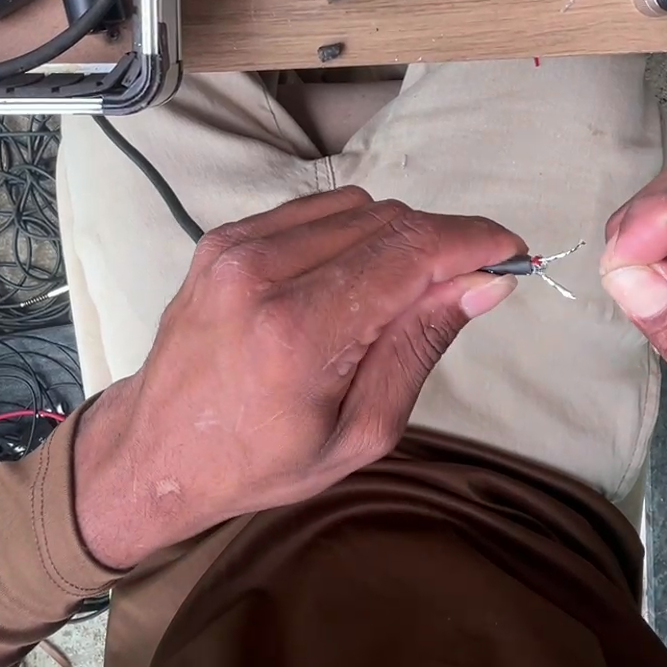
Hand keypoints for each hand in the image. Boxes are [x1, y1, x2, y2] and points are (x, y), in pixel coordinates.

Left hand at [73, 188, 523, 568]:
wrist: (156, 448)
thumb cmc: (261, 461)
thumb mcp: (361, 432)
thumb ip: (420, 345)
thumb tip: (483, 282)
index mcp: (300, 332)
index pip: (410, 251)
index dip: (473, 240)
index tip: (510, 250)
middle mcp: (263, 270)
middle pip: (388, 219)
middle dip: (441, 243)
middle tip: (459, 286)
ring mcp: (236, 245)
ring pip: (356, 206)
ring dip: (396, 236)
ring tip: (393, 292)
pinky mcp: (223, 236)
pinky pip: (315, 210)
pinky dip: (351, 232)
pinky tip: (347, 275)